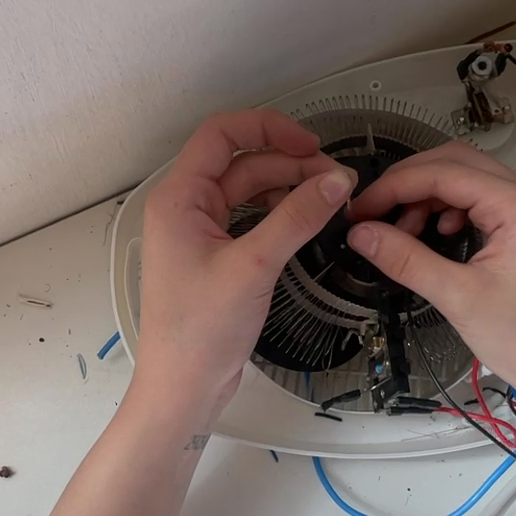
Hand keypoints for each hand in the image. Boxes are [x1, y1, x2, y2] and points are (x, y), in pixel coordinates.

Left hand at [134, 111, 354, 414]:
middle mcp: (185, 209)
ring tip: (329, 200)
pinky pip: (250, 221)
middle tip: (336, 181)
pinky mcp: (216, 259)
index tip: (311, 144)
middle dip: (289, 165)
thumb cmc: (200, 331)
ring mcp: (200, 235)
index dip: (268, 128)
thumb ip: (296, 218)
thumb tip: (336, 180)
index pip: (221, 135)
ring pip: (248, 192)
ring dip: (287, 190)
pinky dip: (279, 216)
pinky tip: (306, 221)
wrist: (183, 388)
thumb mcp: (253, 266)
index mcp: (178, 198)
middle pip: (242, 163)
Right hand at [344, 142, 515, 396]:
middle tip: (371, 213)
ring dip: (426, 198)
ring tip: (401, 233)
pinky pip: (478, 203)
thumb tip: (361, 234)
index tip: (359, 211)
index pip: (443, 173)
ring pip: (465, 181)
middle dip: (408, 183)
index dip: (393, 187)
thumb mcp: (457, 297)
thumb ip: (406, 259)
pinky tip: (432, 235)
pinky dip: (446, 211)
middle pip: (455, 163)